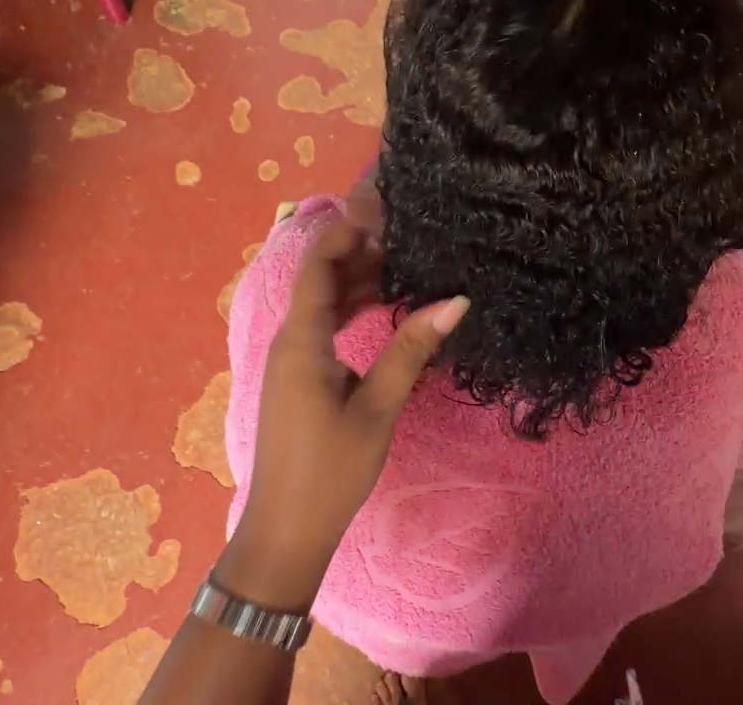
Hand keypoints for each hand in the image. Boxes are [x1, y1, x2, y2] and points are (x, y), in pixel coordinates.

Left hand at [217, 220, 468, 609]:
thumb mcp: (378, 407)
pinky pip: (324, 327)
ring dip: (357, 282)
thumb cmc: (331, 469)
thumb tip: (456, 300)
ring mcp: (292, 360)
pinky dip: (352, 310)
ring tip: (404, 266)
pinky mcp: (300, 378)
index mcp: (301, 340)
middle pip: (320, 279)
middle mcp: (290, 341)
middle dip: (358, 252)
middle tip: (408, 237)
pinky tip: (384, 309)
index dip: (346, 231)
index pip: (318, 266)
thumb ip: (412, 349)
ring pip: (323, 303)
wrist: (286, 532)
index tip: (386, 211)